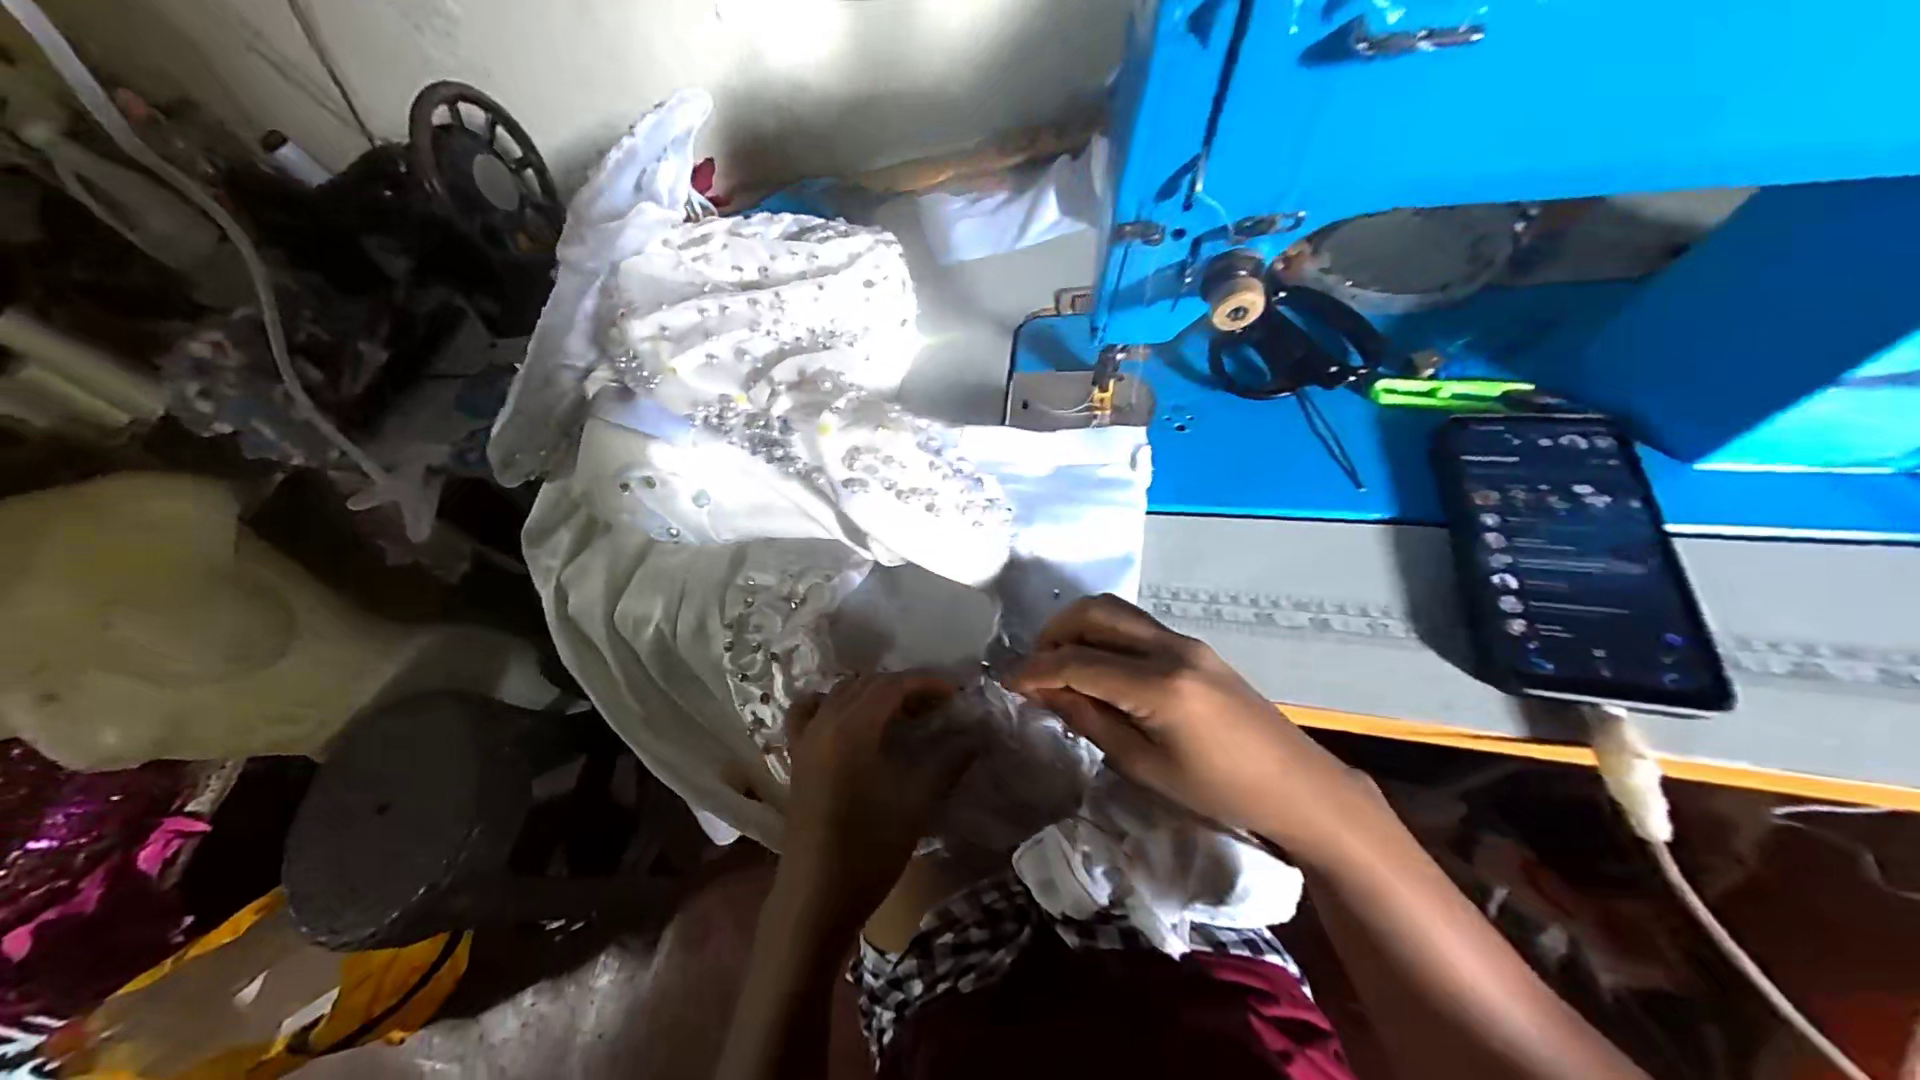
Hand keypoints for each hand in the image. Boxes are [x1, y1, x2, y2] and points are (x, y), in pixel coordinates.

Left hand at [778, 673, 974, 927]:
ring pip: (842, 694)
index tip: (956, 695)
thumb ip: (949, 760)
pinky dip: (834, 705)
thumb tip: (976, 736)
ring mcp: (805, 738)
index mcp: (852, 727)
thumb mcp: (918, 801)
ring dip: (874, 694)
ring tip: (904, 714)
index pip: (893, 685)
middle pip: (868, 684)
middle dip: (905, 687)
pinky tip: (852, 721)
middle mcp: (825, 722)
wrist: (817, 896)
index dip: (928, 683)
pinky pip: (811, 712)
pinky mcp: (796, 756)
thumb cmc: (870, 848)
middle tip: (938, 707)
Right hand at [1011, 594, 1378, 859]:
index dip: (1035, 670)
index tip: (1005, 681)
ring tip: (1058, 665)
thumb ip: (1090, 720)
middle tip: (1033, 669)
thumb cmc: (1219, 790)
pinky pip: (1135, 626)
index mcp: (1158, 685)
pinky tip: (1096, 667)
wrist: (1296, 785)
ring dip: (1077, 629)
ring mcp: (1185, 641)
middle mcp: (1170, 648)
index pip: (1078, 663)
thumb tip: (1044, 693)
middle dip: (1053, 634)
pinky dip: (1104, 636)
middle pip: (1094, 615)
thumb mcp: (1144, 765)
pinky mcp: (1194, 646)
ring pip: (1115, 612)